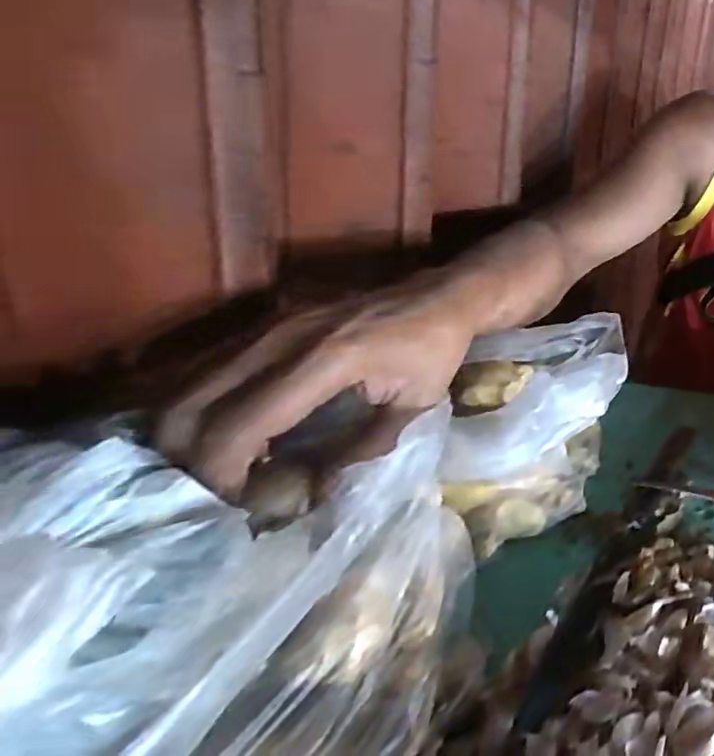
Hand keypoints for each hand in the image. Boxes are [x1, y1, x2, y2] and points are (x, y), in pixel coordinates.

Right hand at [155, 280, 474, 497]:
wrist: (446, 295)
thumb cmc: (438, 347)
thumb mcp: (416, 400)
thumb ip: (367, 445)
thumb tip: (318, 490)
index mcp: (326, 361)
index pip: (240, 426)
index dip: (222, 472)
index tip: (235, 500)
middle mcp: (282, 341)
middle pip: (189, 409)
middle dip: (188, 458)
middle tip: (216, 485)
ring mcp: (269, 326)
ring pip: (185, 387)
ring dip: (186, 431)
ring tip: (219, 460)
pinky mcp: (267, 322)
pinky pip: (204, 368)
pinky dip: (200, 403)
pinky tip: (229, 426)